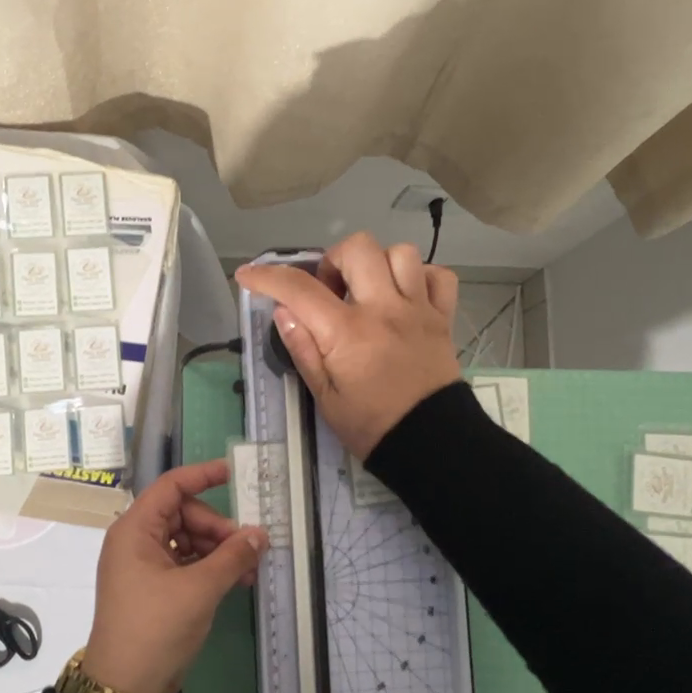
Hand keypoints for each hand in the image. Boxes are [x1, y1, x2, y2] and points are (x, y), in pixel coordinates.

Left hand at [82, 460, 267, 692]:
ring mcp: (144, 565)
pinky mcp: (154, 588)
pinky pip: (185, 563)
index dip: (203, 476)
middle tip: (248, 549)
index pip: (171, 486)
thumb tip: (260, 535)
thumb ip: (232, 557)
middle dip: (218, 527)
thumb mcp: (199, 590)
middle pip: (183, 514)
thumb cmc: (155, 628)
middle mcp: (136, 541)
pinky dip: (209, 568)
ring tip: (248, 571)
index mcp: (135, 530)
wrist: (125, 686)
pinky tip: (237, 581)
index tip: (235, 473)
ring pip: (187, 540)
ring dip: (218, 550)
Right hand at [235, 231, 460, 459]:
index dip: (267, 277)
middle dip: (333, 261)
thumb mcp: (325, 398)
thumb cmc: (371, 427)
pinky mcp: (443, 318)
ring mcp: (418, 310)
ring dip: (378, 264)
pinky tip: (404, 296)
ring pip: (401, 253)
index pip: (299, 289)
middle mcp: (384, 309)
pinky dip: (420, 278)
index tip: (248, 275)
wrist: (431, 444)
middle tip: (329, 292)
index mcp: (347, 333)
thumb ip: (304, 350)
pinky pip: (438, 276)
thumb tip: (283, 312)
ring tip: (368, 291)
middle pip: (358, 248)